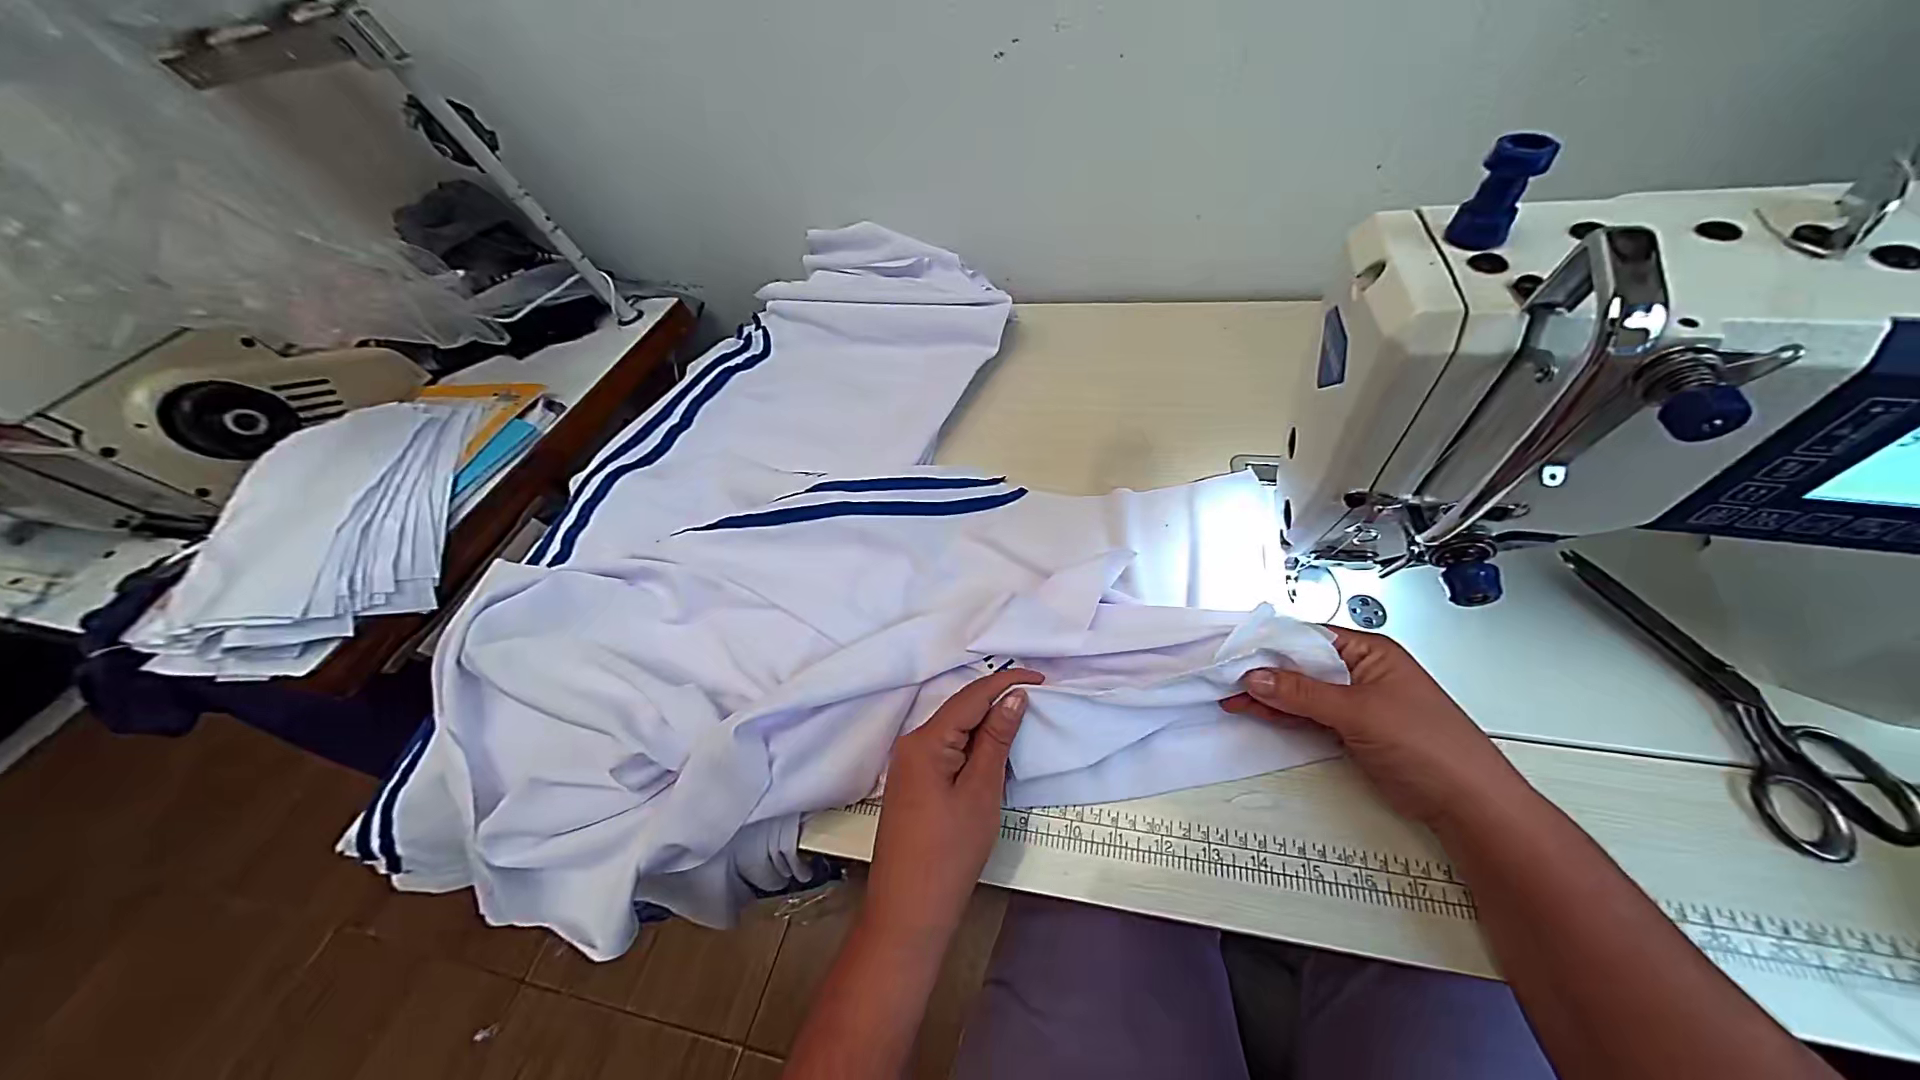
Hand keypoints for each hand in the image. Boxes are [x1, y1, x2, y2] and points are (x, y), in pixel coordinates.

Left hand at [867, 669, 1043, 939]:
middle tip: (1038, 701)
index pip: (971, 696)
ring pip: (954, 729)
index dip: (1006, 682)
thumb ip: (996, 740)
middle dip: (997, 701)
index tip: (1042, 679)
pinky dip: (973, 745)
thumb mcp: (980, 792)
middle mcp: (911, 744)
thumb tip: (1013, 697)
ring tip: (1022, 723)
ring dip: (986, 724)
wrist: (909, 910)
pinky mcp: (913, 782)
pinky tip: (993, 751)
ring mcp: (908, 764)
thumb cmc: (949, 852)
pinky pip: (946, 749)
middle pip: (960, 709)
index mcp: (925, 740)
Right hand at [1221, 627, 1531, 829]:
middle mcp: (1361, 671)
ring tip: (1232, 695)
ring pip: (1299, 690)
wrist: (1468, 804)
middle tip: (1227, 676)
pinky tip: (1257, 710)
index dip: (1270, 644)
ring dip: (1268, 694)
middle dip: (1264, 670)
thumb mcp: (1360, 712)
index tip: (1237, 654)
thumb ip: (1303, 693)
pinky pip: (1306, 712)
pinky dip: (1281, 713)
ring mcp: (1355, 700)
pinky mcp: (1350, 727)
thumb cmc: (1435, 748)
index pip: (1308, 637)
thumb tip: (1258, 676)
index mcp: (1371, 652)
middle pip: (1300, 663)